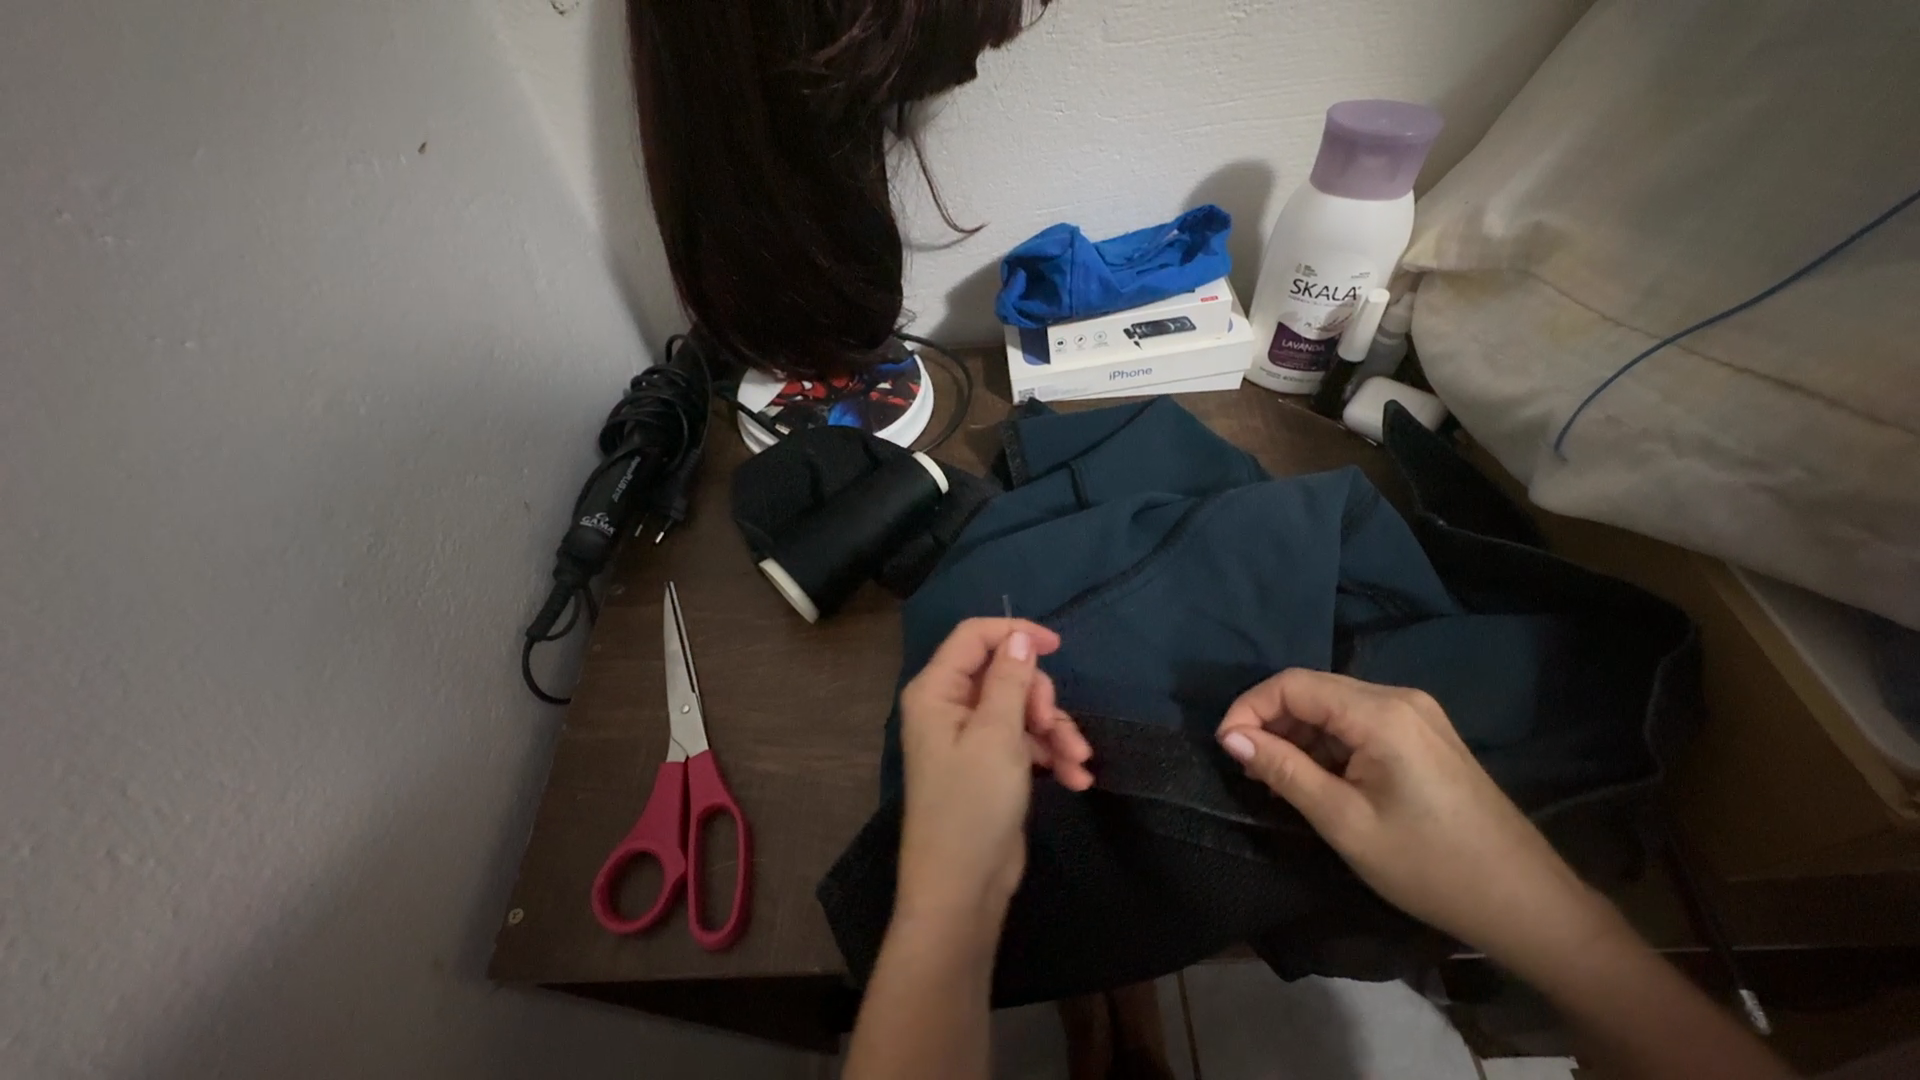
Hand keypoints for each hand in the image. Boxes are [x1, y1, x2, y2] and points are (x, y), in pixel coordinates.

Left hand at [896, 618, 1093, 926]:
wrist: (962, 888)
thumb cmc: (972, 804)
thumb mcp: (997, 735)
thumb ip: (1009, 680)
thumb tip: (1019, 639)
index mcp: (936, 691)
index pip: (974, 637)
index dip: (1015, 634)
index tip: (1057, 647)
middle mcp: (948, 707)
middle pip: (1004, 674)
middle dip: (1040, 697)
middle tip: (1052, 726)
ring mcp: (970, 738)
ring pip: (1022, 709)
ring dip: (1055, 730)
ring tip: (1079, 761)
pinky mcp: (990, 766)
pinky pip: (1025, 741)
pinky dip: (1051, 754)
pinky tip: (1077, 778)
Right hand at [1215, 669, 1615, 965]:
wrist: (1525, 903)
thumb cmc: (1429, 866)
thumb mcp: (1344, 821)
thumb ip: (1284, 770)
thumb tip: (1231, 738)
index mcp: (1381, 713)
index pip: (1293, 685)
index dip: (1249, 708)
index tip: (1225, 748)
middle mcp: (1399, 699)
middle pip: (1313, 690)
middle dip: (1270, 722)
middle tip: (1247, 769)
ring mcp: (1416, 715)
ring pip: (1333, 707)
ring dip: (1297, 736)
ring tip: (1275, 779)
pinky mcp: (1423, 735)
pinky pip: (1358, 723)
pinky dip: (1327, 745)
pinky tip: (1315, 779)